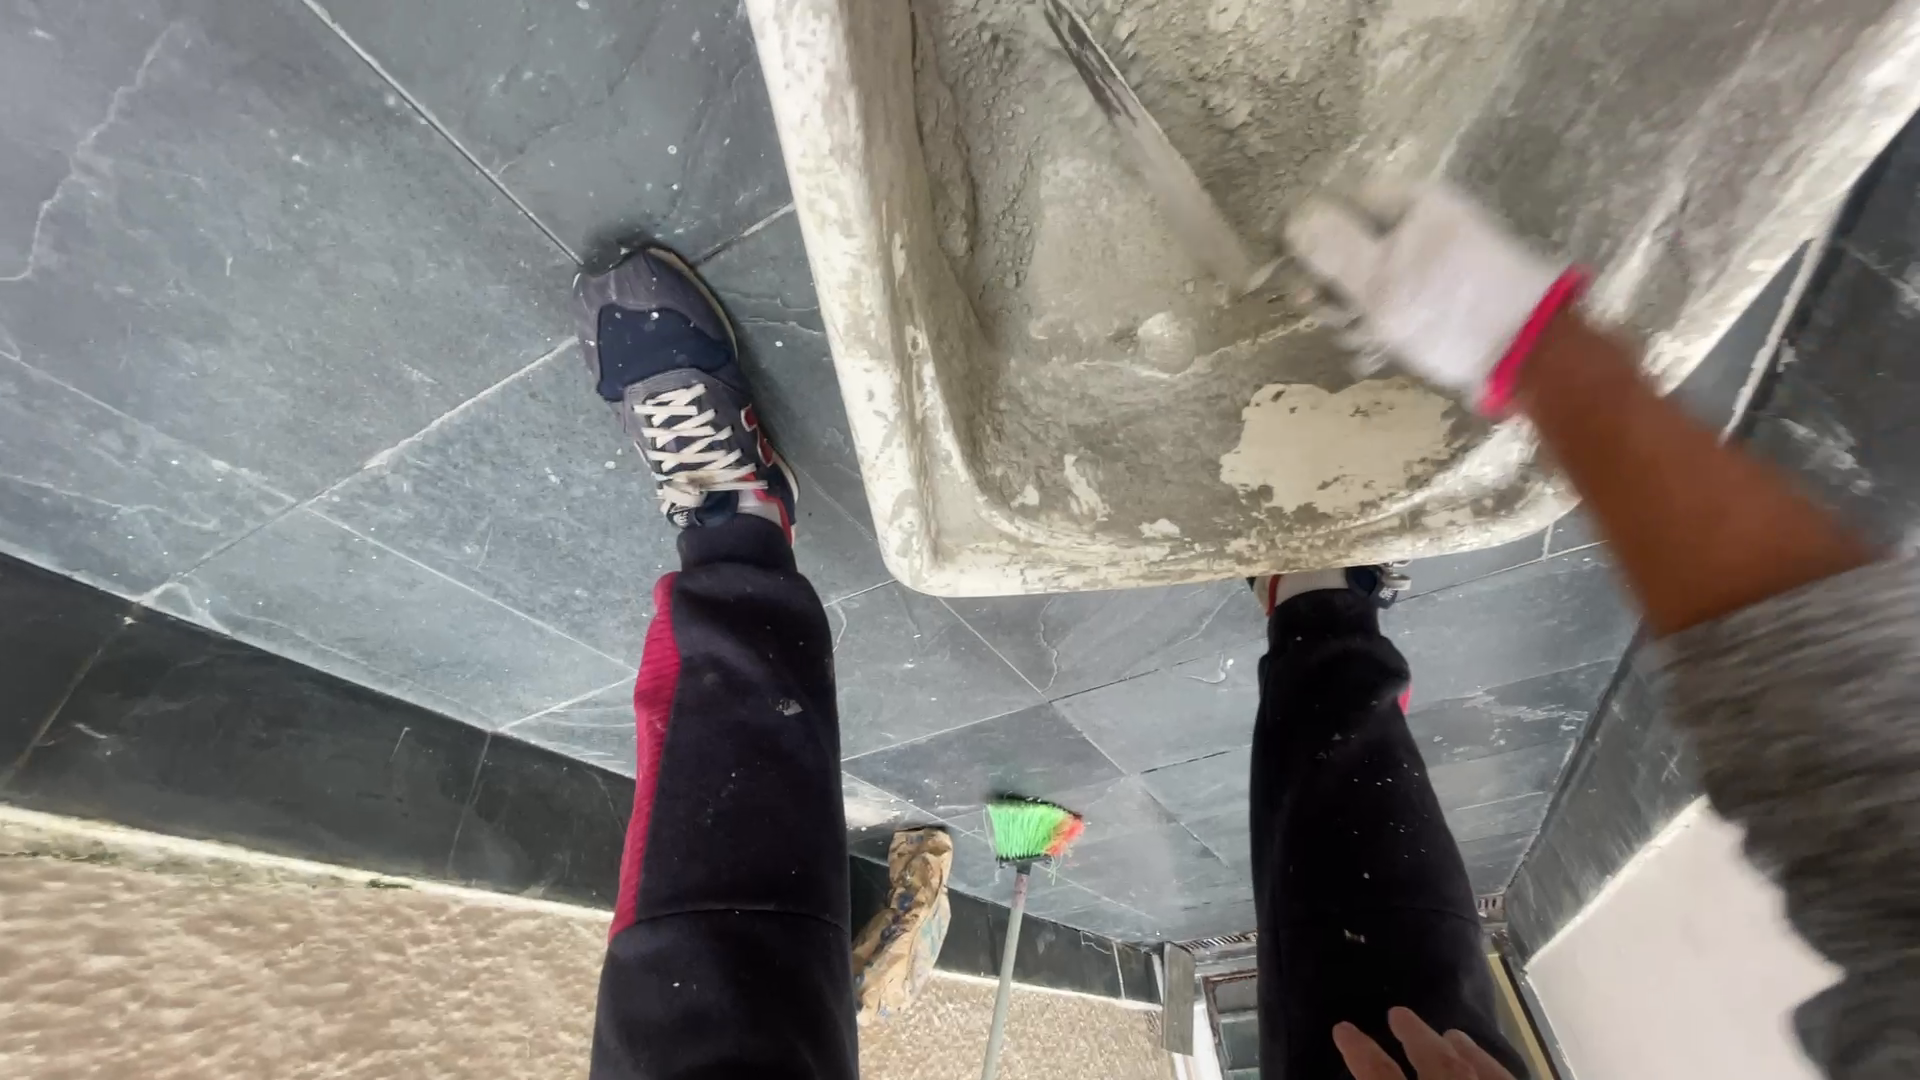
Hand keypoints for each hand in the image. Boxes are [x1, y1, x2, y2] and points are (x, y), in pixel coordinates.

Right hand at [1284, 181, 1581, 413]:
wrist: (1522, 354)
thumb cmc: (1448, 308)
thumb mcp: (1378, 278)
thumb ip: (1330, 247)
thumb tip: (1290, 216)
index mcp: (1411, 207)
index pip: (1340, 205)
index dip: (1312, 236)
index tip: (1295, 272)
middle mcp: (1418, 230)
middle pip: (1345, 252)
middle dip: (1333, 292)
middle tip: (1340, 314)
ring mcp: (1426, 269)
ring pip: (1361, 290)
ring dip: (1352, 321)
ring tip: (1371, 339)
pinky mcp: (1432, 304)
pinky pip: (1385, 313)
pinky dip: (1376, 335)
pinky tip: (1380, 354)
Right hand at [1332, 1007, 1517, 1079]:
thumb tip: (1355, 1073)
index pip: (1380, 1075)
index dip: (1360, 1051)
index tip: (1343, 1029)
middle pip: (1439, 1064)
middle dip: (1418, 1038)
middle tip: (1399, 1014)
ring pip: (1485, 1076)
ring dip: (1469, 1054)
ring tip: (1454, 1036)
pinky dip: (1502, 1075)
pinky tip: (1496, 1072)